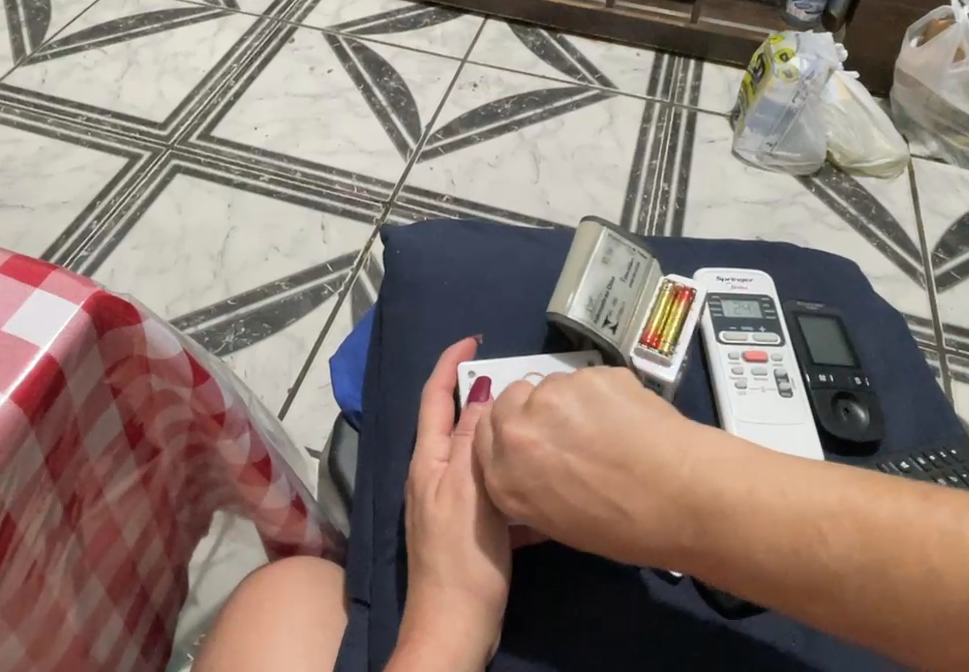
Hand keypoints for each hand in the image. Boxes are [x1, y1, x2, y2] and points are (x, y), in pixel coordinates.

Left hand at [395, 336, 510, 669]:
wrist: (454, 628)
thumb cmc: (461, 557)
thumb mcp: (468, 490)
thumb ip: (472, 440)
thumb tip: (480, 391)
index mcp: (429, 459)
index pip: (435, 396)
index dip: (450, 363)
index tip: (473, 338)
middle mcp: (434, 473)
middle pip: (455, 421)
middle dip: (481, 395)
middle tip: (518, 380)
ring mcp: (449, 502)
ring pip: (477, 453)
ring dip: (501, 435)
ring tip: (536, 424)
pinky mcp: (468, 527)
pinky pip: (491, 487)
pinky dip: (511, 477)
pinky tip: (540, 481)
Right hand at [474, 366, 713, 570]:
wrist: (683, 496)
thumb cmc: (623, 527)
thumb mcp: (558, 520)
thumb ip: (529, 482)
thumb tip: (537, 459)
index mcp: (505, 476)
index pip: (484, 434)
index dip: (510, 433)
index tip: (534, 439)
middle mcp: (518, 428)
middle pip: (511, 399)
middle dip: (534, 410)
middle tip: (570, 431)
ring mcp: (553, 394)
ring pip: (552, 386)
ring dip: (570, 401)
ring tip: (608, 429)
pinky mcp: (589, 372)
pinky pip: (587, 379)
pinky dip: (603, 394)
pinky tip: (629, 418)